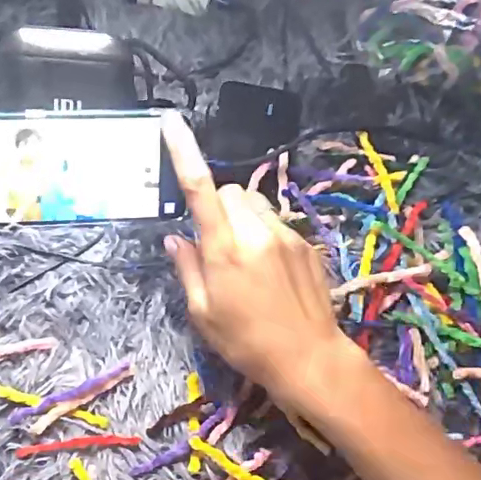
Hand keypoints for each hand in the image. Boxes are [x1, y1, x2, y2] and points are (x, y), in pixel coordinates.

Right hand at [161, 111, 356, 403]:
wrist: (308, 358)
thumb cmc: (246, 343)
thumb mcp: (203, 314)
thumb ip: (187, 270)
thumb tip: (174, 239)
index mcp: (224, 251)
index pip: (200, 190)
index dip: (184, 153)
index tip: (172, 122)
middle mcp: (256, 233)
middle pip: (230, 190)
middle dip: (217, 205)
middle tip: (214, 243)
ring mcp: (286, 236)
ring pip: (254, 203)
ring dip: (240, 217)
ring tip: (243, 256)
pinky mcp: (306, 245)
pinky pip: (276, 222)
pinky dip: (263, 233)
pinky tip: (269, 269)